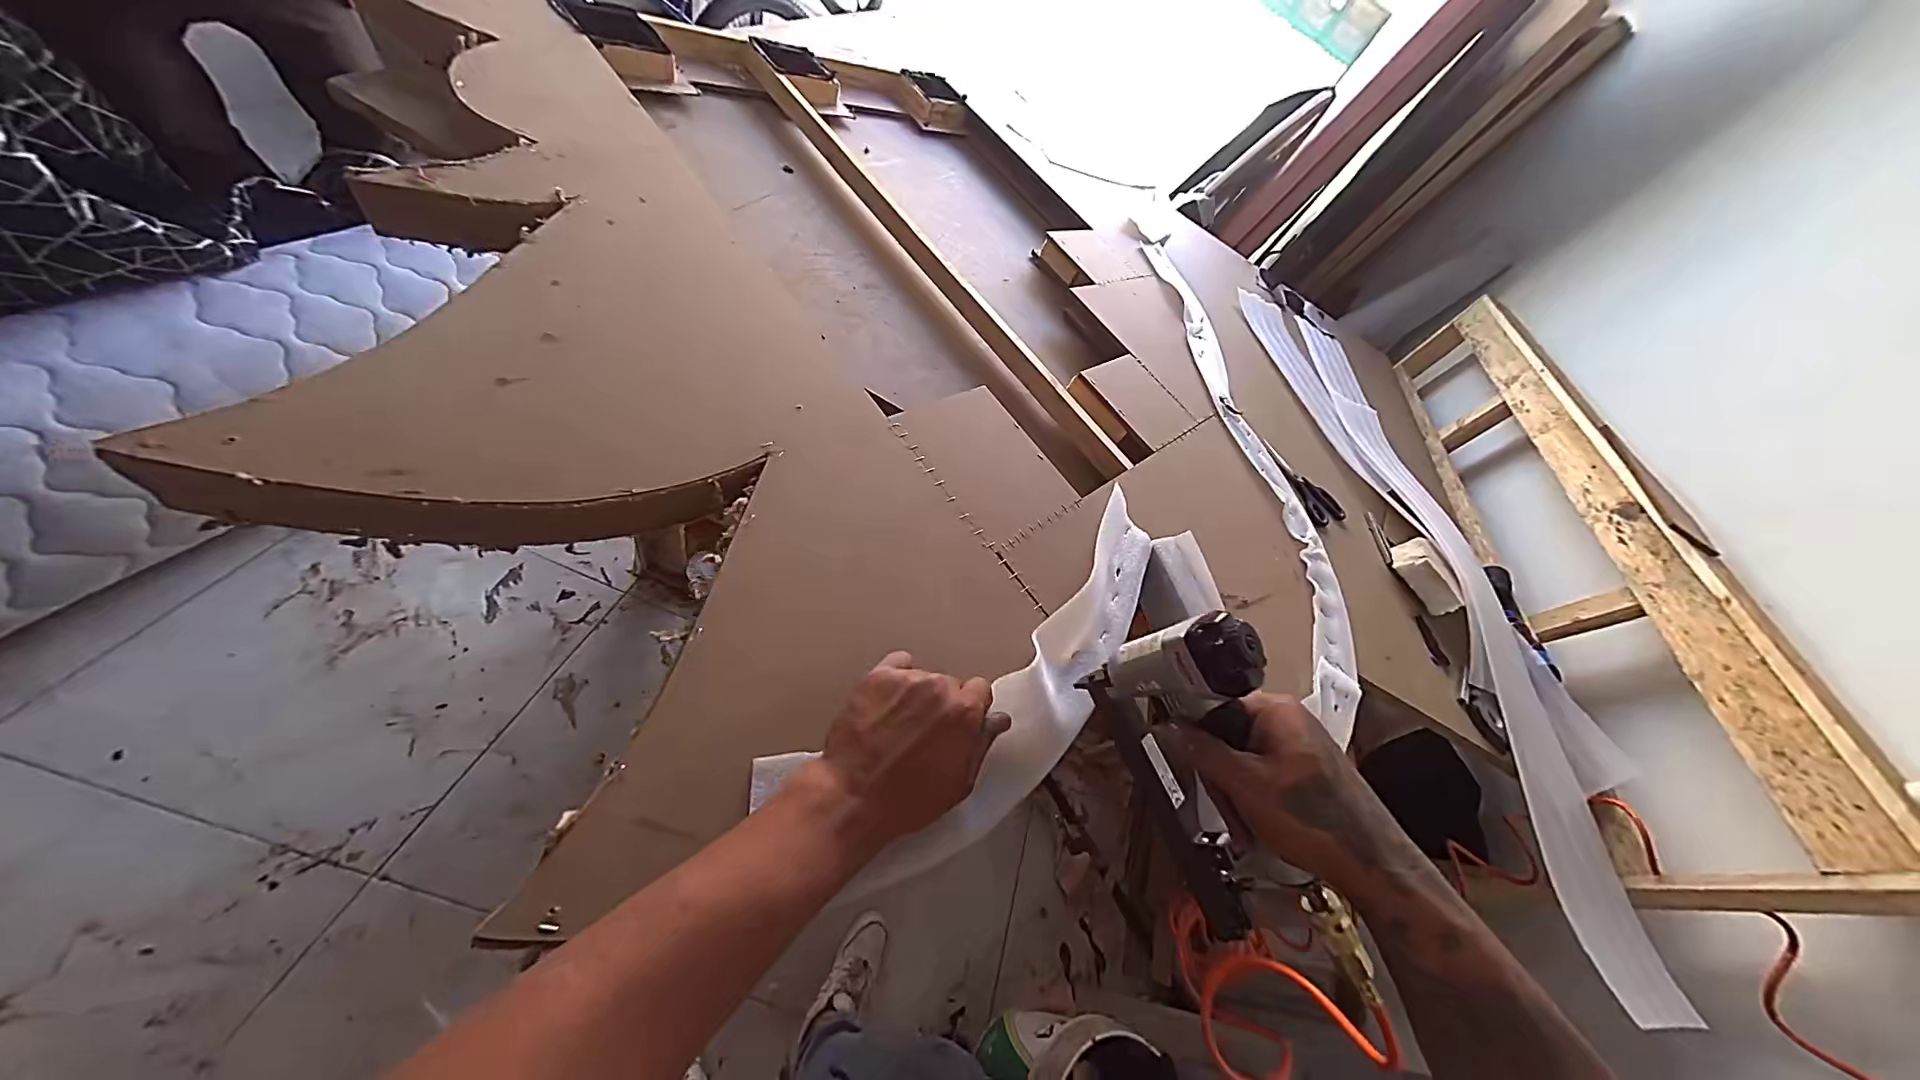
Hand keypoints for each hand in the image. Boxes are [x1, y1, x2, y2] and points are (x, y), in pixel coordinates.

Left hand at [803, 652, 1010, 852]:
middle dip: (942, 704)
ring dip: (918, 695)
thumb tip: (995, 721)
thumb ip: (982, 743)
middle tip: (926, 732)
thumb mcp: (960, 783)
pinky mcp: (877, 677)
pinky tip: (888, 702)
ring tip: (900, 725)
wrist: (852, 796)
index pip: (980, 689)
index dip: (971, 708)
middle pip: (950, 684)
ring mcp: (906, 680)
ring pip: (923, 677)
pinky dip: (896, 679)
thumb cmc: (904, 799)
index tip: (960, 721)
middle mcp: (938, 688)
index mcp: (965, 712)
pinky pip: (897, 665)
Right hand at [1181, 692, 1419, 892]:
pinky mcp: (1305, 772)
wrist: (1372, 865)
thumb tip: (1170, 729)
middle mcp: (1288, 721)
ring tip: (1245, 823)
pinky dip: (1254, 799)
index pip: (1215, 706)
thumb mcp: (1245, 784)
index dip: (1196, 735)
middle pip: (1228, 736)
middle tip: (1226, 803)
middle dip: (1220, 775)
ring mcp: (1298, 746)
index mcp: (1276, 710)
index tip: (1185, 758)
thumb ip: (1203, 752)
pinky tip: (1258, 824)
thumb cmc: (1317, 820)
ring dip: (1235, 793)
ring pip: (1243, 760)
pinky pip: (1263, 775)